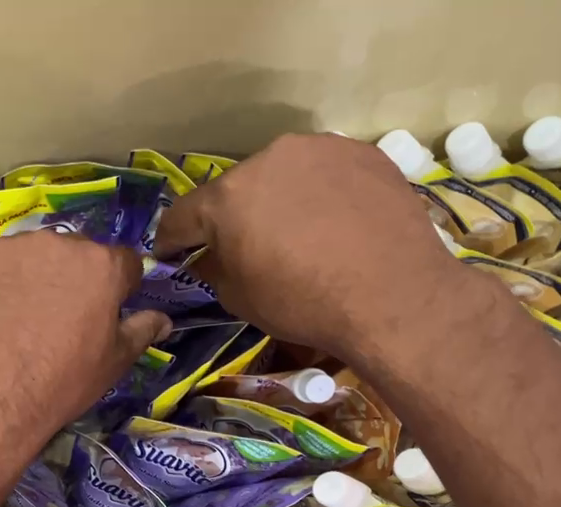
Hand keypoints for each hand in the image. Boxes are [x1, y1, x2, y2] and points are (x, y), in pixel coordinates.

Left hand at [0, 231, 170, 469]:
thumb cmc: (60, 384)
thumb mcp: (112, 364)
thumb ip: (141, 332)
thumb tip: (163, 319)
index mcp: (101, 264)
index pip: (123, 263)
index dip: (117, 289)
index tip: (103, 313)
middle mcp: (58, 243)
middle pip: (73, 254)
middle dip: (71, 278)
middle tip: (56, 320)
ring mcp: (10, 248)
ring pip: (29, 255)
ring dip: (30, 277)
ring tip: (17, 320)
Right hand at [155, 134, 474, 362]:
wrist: (392, 294)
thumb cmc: (303, 303)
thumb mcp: (241, 298)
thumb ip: (214, 269)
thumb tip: (206, 257)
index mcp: (227, 197)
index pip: (180, 216)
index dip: (169, 241)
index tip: (168, 257)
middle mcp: (268, 159)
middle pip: (234, 189)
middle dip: (229, 217)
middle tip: (239, 247)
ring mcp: (318, 149)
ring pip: (280, 174)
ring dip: (275, 199)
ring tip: (291, 233)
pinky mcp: (361, 152)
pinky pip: (322, 172)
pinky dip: (316, 194)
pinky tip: (330, 223)